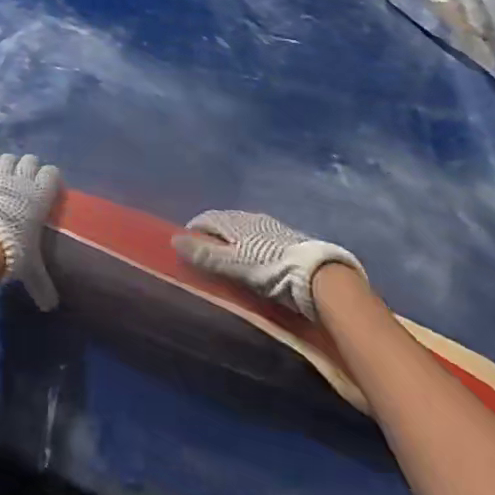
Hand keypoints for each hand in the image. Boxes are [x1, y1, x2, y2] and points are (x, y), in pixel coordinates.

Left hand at [0, 153, 62, 309]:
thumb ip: (42, 285)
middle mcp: (23, 181)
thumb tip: (50, 307)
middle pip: (30, 160)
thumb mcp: (32, 268)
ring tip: (6, 173)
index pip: (52, 173)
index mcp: (41, 196)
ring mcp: (0, 177)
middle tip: (25, 179)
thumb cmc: (14, 251)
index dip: (49, 177)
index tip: (46, 185)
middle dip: (29, 167)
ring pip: (8, 158)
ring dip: (8, 163)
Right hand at [172, 211, 365, 320]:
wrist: (321, 277)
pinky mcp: (291, 239)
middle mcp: (252, 218)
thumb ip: (203, 253)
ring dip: (234, 242)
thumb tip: (173, 239)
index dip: (193, 232)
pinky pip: (262, 239)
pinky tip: (257, 262)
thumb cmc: (269, 269)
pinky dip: (253, 247)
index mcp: (234, 220)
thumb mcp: (231, 264)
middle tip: (207, 256)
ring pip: (244, 231)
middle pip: (224, 224)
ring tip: (231, 260)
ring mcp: (273, 227)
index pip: (204, 219)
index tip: (187, 249)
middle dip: (213, 237)